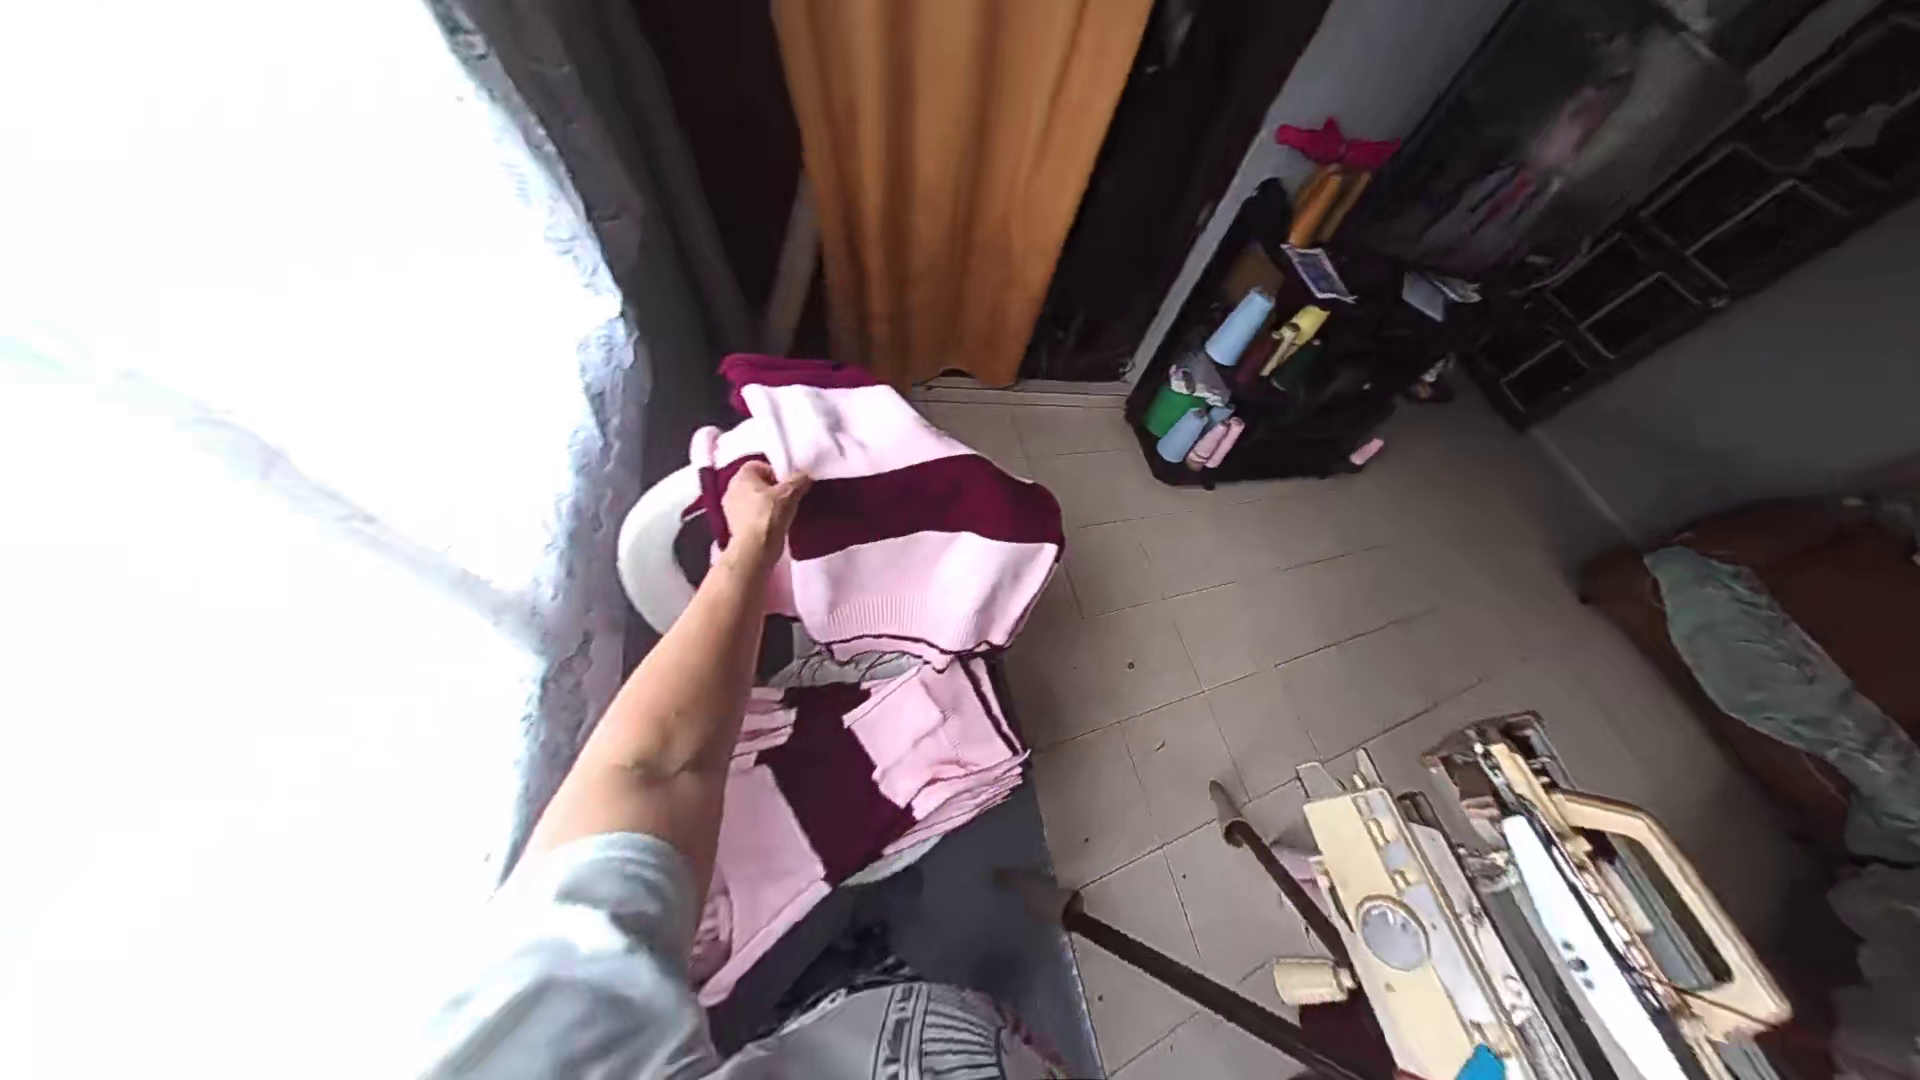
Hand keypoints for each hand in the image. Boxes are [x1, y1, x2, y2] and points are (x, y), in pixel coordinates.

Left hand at [721, 460, 809, 564]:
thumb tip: (806, 475)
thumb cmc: (770, 515)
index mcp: (741, 477)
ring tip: (783, 513)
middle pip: (756, 483)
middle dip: (772, 488)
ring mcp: (730, 509)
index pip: (758, 465)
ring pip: (753, 500)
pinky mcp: (734, 526)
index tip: (788, 484)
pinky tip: (774, 525)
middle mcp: (731, 489)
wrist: (755, 549)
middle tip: (788, 498)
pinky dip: (761, 517)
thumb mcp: (790, 493)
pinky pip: (751, 515)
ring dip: (766, 504)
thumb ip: (799, 480)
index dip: (775, 472)